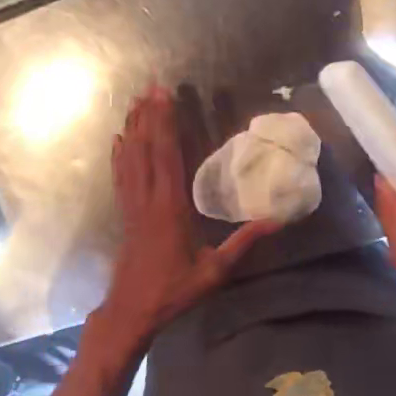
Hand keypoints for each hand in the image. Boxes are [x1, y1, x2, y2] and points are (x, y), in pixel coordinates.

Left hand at [92, 88, 277, 353]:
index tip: (165, 96)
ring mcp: (132, 206)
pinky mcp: (124, 215)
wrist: (132, 309)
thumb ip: (243, 244)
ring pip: (129, 158)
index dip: (165, 124)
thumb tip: (275, 221)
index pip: (166, 157)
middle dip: (148, 116)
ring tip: (136, 101)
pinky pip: (120, 177)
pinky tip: (120, 140)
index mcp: (169, 209)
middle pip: (145, 149)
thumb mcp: (214, 272)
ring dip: (133, 128)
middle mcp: (147, 200)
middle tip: (151, 86)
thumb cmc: (173, 290)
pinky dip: (120, 155)